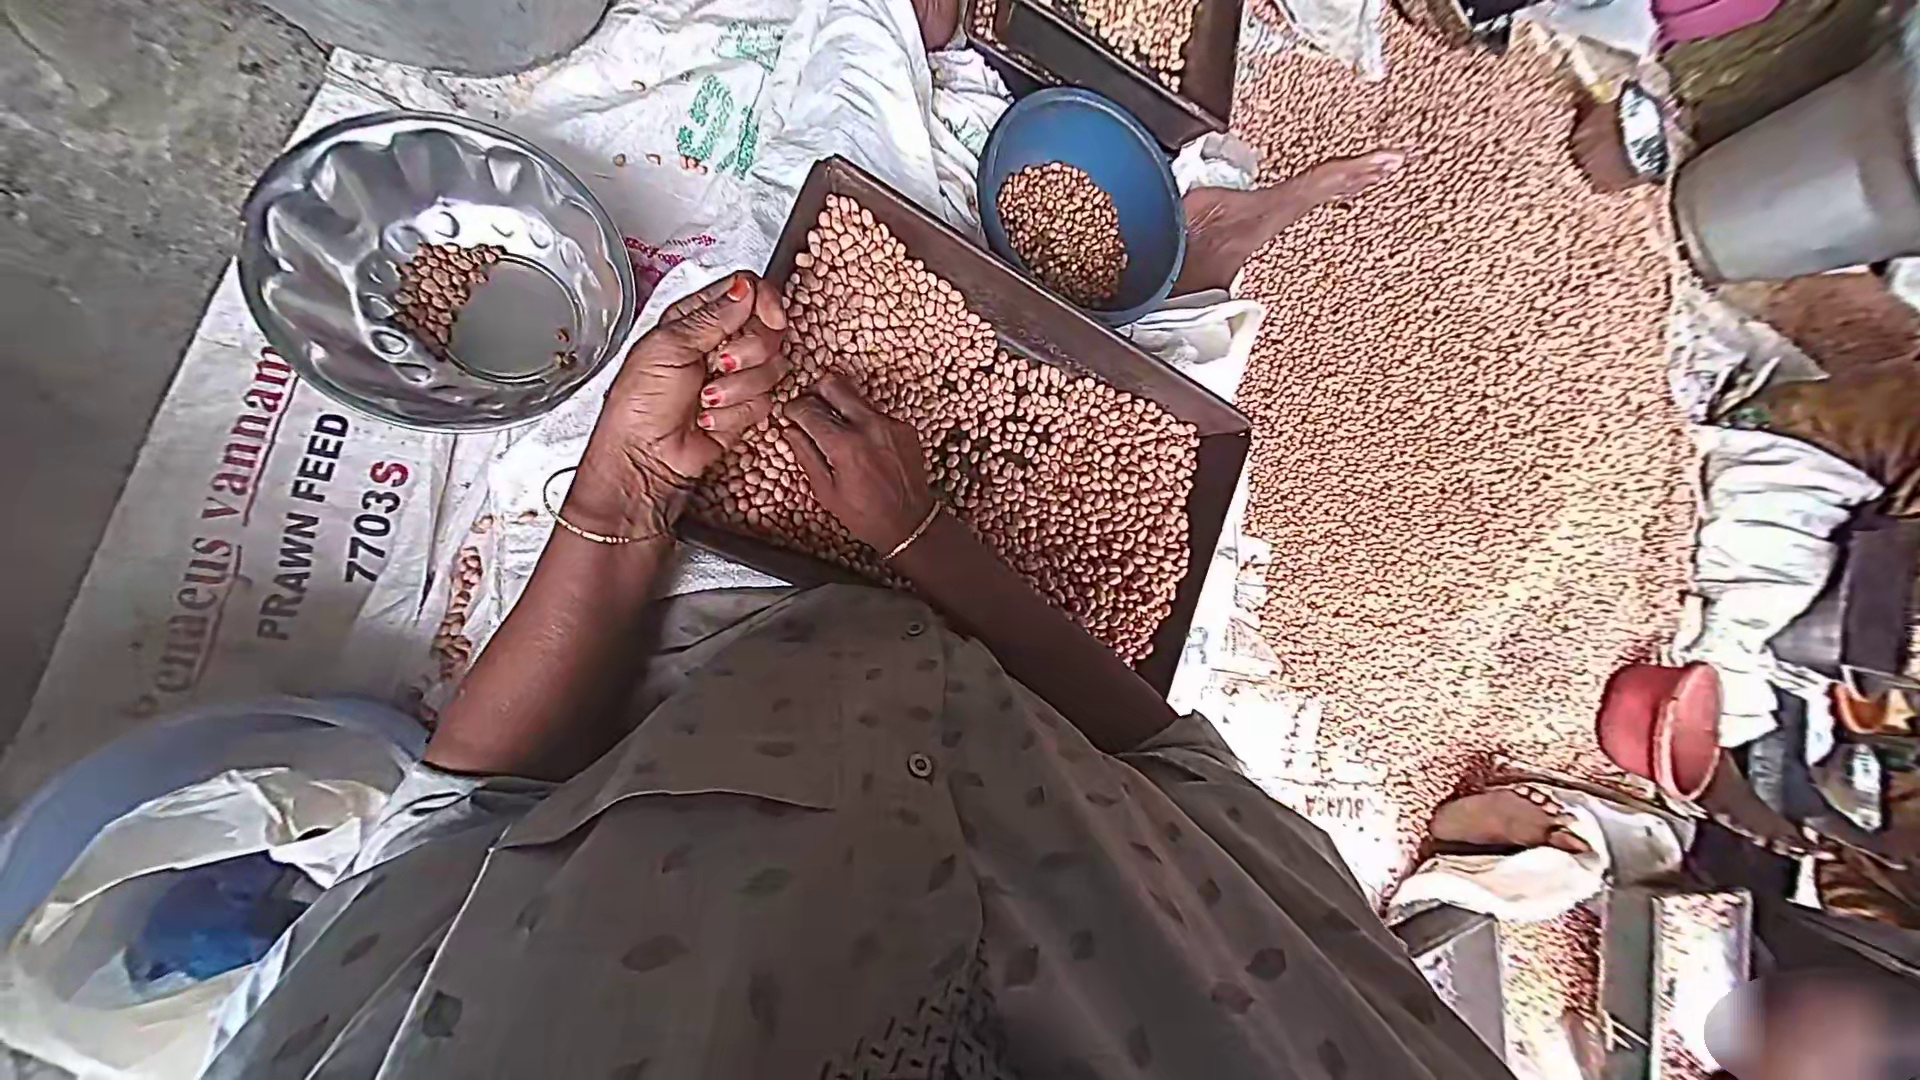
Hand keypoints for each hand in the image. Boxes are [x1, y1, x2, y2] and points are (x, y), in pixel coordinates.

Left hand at [570, 271, 788, 532]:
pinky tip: (710, 418)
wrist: (647, 454)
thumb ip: (712, 316)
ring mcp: (737, 376)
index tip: (771, 316)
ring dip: (737, 388)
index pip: (746, 292)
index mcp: (697, 319)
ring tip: (705, 399)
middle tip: (720, 363)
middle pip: (768, 331)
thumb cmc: (642, 402)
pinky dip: (736, 412)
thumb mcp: (669, 346)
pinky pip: (765, 401)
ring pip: (772, 369)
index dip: (765, 301)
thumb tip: (744, 288)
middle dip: (749, 351)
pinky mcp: (747, 407)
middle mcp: (721, 344)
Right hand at [781, 374, 935, 551]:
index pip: (809, 409)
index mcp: (845, 445)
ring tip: (834, 429)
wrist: (911, 522)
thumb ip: (806, 455)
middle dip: (815, 392)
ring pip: (856, 397)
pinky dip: (863, 422)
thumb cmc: (865, 514)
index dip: (793, 409)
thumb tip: (790, 429)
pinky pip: (876, 413)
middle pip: (834, 385)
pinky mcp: (904, 428)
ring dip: (840, 407)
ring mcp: (890, 424)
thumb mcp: (826, 491)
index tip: (790, 415)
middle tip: (809, 409)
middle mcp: (870, 427)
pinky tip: (861, 443)